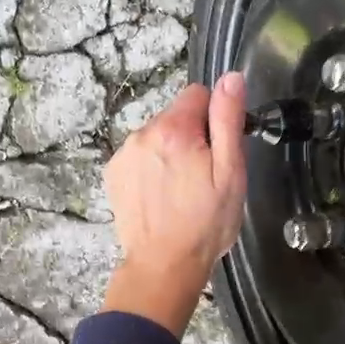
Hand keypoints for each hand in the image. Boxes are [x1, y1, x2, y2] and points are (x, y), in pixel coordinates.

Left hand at [100, 72, 248, 335]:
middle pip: (176, 116)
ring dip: (170, 152)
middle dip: (192, 136)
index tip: (218, 149)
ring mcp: (123, 154)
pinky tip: (161, 196)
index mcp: (173, 128)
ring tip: (181, 190)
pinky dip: (151, 168)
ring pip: (156, 136)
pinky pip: (139, 156)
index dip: (214, 118)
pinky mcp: (113, 173)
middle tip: (203, 175)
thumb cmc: (205, 223)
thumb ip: (227, 119)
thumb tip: (231, 78)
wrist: (163, 265)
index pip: (198, 94)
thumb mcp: (230, 171)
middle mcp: (142, 133)